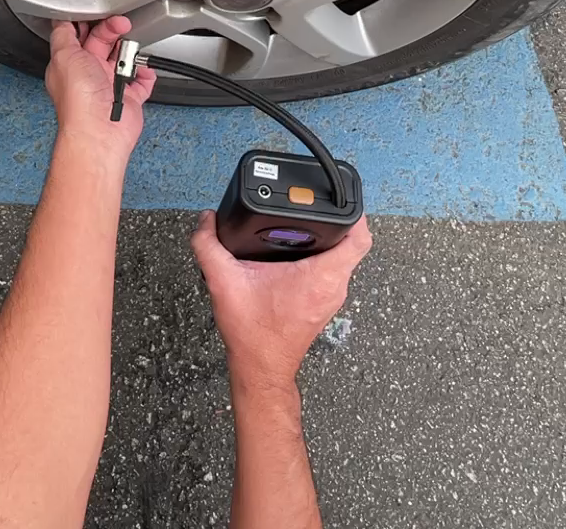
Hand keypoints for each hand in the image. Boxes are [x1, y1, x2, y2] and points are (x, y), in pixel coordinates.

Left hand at [45, 17, 155, 152]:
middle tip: (122, 25)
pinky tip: (143, 70)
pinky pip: (141, 81)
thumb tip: (61, 20)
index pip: (80, 36)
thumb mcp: (63, 55)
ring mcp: (109, 86)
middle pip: (104, 43)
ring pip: (124, 59)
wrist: (99, 131)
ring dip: (131, 53)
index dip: (90, 23)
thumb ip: (62, 34)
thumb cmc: (78, 99)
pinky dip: (145, 74)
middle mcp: (89, 74)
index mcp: (70, 63)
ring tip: (130, 54)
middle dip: (114, 32)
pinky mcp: (128, 99)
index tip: (101, 14)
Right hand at [189, 212, 371, 389]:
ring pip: (345, 256)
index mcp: (319, 277)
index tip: (341, 197)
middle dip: (340, 218)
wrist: (261, 368)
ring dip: (333, 237)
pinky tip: (301, 247)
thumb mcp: (223, 283)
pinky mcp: (324, 300)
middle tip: (319, 202)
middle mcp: (333, 286)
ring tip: (310, 220)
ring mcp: (331, 295)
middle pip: (354, 242)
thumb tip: (206, 219)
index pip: (359, 238)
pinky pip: (335, 268)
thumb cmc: (253, 334)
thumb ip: (208, 246)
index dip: (356, 212)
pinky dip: (324, 253)